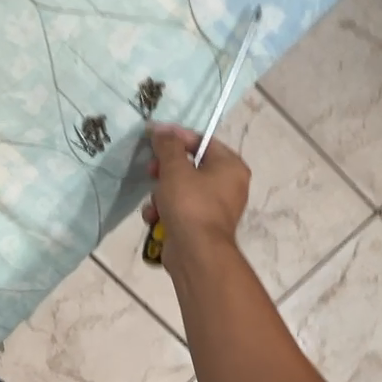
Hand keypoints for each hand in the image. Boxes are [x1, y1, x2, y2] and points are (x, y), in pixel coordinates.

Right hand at [143, 123, 250, 257]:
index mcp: (230, 166)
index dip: (175, 137)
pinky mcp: (200, 224)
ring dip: (160, 194)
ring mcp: (214, 207)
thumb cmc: (190, 204)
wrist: (196, 252)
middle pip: (189, 165)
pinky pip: (179, 208)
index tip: (152, 136)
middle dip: (165, 170)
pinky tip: (155, 218)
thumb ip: (167, 145)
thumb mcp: (175, 169)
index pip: (201, 141)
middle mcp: (227, 184)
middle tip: (151, 171)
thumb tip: (161, 129)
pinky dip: (164, 211)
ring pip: (180, 188)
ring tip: (154, 203)